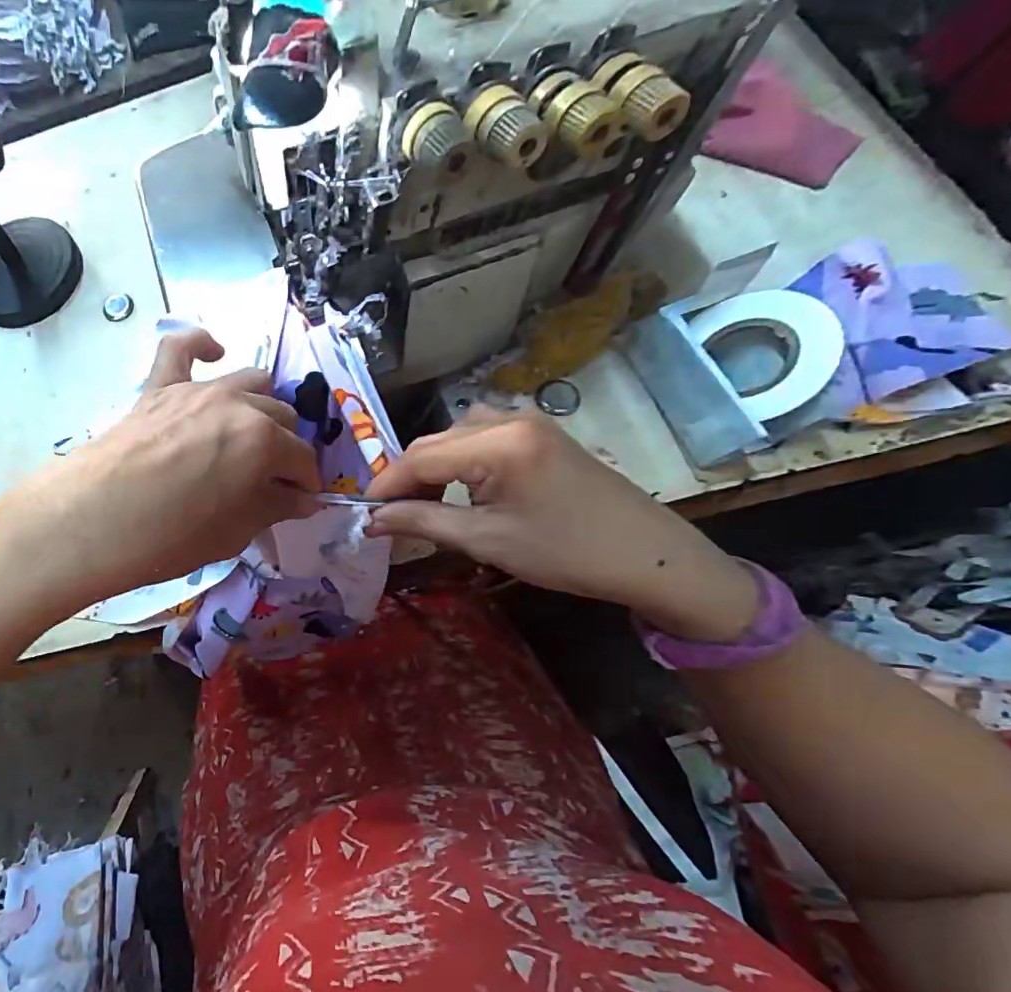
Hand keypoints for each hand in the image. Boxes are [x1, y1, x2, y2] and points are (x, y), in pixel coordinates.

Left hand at [0, 330, 320, 613]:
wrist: (95, 521)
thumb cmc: (171, 537)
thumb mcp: (234, 533)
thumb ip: (274, 508)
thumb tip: (303, 499)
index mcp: (265, 442)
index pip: (301, 458)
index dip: (305, 483)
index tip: (299, 500)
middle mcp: (238, 404)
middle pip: (280, 418)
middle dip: (284, 449)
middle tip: (270, 479)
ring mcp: (196, 389)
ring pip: (249, 381)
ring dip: (260, 407)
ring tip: (249, 433)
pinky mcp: (159, 387)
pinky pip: (182, 347)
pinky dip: (201, 345)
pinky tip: (214, 352)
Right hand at [365, 406, 759, 641]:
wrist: (646, 554)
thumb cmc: (565, 552)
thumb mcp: (486, 540)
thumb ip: (423, 521)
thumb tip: (375, 519)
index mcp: (498, 442)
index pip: (420, 455)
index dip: (386, 483)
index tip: (364, 512)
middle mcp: (511, 418)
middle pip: (436, 440)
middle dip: (407, 475)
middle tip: (390, 514)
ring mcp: (530, 420)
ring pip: (457, 435)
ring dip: (433, 465)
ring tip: (422, 502)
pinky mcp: (542, 431)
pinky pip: (484, 434)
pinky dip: (460, 458)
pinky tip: (460, 486)